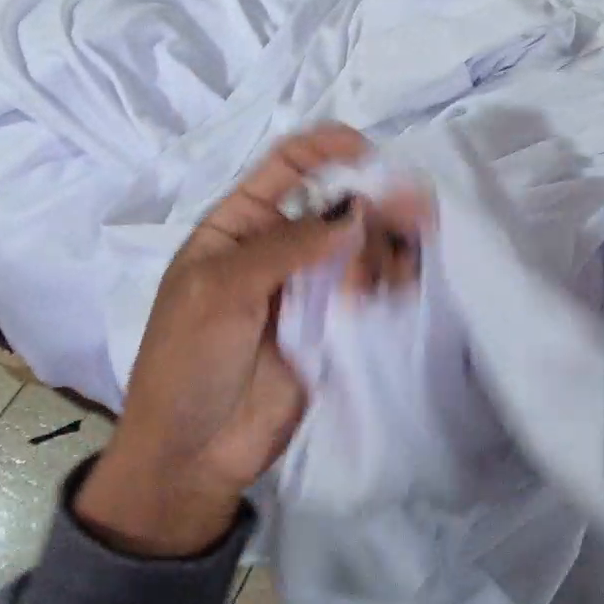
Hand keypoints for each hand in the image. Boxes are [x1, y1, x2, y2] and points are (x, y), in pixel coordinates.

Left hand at [75, 125, 369, 556]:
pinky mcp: (333, 325)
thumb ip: (288, 247)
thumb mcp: (221, 291)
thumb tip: (355, 212)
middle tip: (417, 211)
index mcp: (239, 224)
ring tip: (403, 263)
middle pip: (336, 205)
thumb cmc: (186, 360)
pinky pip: (370, 289)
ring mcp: (308, 286)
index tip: (368, 151)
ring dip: (389, 243)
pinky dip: (391, 280)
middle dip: (376, 202)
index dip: (326, 148)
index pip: (287, 167)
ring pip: (361, 246)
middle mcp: (279, 245)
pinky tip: (400, 286)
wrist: (191, 455)